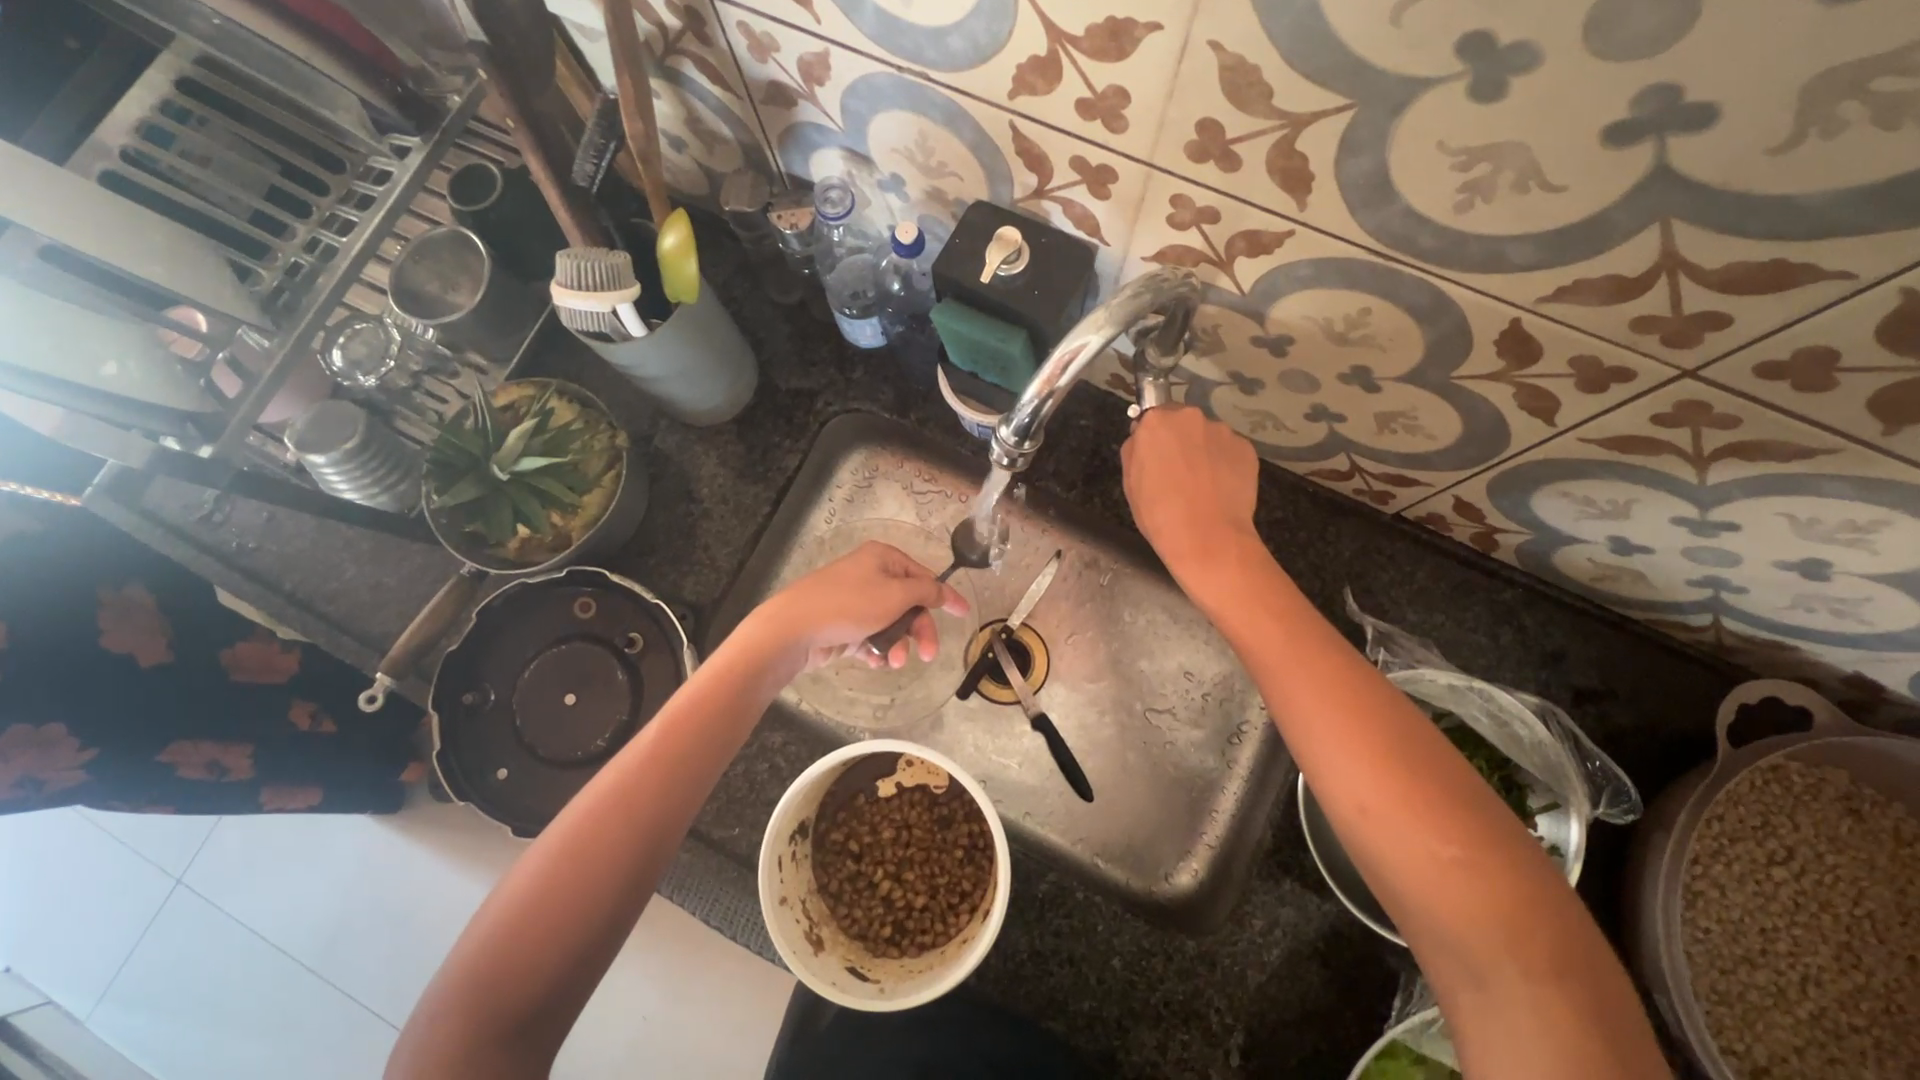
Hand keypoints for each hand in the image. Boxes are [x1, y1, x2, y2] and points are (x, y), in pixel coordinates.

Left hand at [747, 541, 969, 673]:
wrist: (794, 628)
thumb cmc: (849, 605)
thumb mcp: (896, 594)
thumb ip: (926, 591)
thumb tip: (941, 590)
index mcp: (883, 559)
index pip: (924, 576)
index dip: (944, 596)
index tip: (963, 614)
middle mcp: (870, 576)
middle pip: (908, 604)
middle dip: (919, 631)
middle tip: (928, 655)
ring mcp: (855, 601)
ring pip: (891, 624)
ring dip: (898, 644)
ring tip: (894, 662)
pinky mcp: (843, 625)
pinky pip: (871, 637)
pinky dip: (878, 650)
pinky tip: (876, 661)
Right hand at [1121, 406, 1260, 583]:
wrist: (1206, 537)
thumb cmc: (1158, 512)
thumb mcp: (1130, 482)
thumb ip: (1135, 450)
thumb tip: (1141, 438)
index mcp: (1156, 421)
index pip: (1153, 416)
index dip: (1155, 438)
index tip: (1156, 456)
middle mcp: (1191, 417)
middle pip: (1183, 422)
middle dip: (1181, 440)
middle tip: (1180, 472)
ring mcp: (1222, 431)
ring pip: (1209, 436)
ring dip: (1205, 451)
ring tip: (1204, 484)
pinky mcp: (1246, 448)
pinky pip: (1230, 451)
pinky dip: (1226, 464)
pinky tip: (1222, 489)